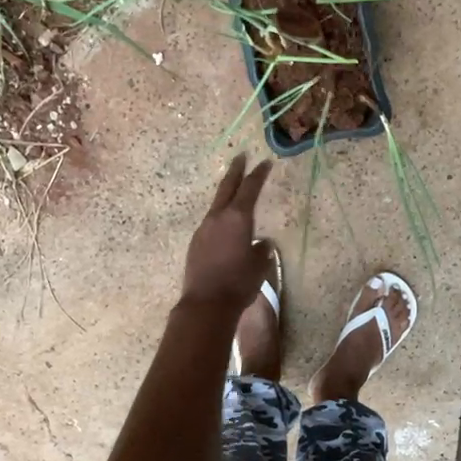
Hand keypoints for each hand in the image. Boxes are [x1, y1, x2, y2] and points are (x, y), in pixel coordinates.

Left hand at [180, 155, 273, 310]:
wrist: (206, 303)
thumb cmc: (239, 283)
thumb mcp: (260, 265)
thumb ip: (262, 249)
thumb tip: (261, 243)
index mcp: (238, 218)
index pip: (250, 188)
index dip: (258, 174)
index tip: (265, 163)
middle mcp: (217, 217)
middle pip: (227, 187)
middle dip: (235, 171)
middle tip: (240, 157)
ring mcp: (203, 229)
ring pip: (216, 205)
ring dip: (225, 195)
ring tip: (233, 190)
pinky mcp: (195, 243)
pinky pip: (210, 222)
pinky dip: (219, 216)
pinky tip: (224, 224)